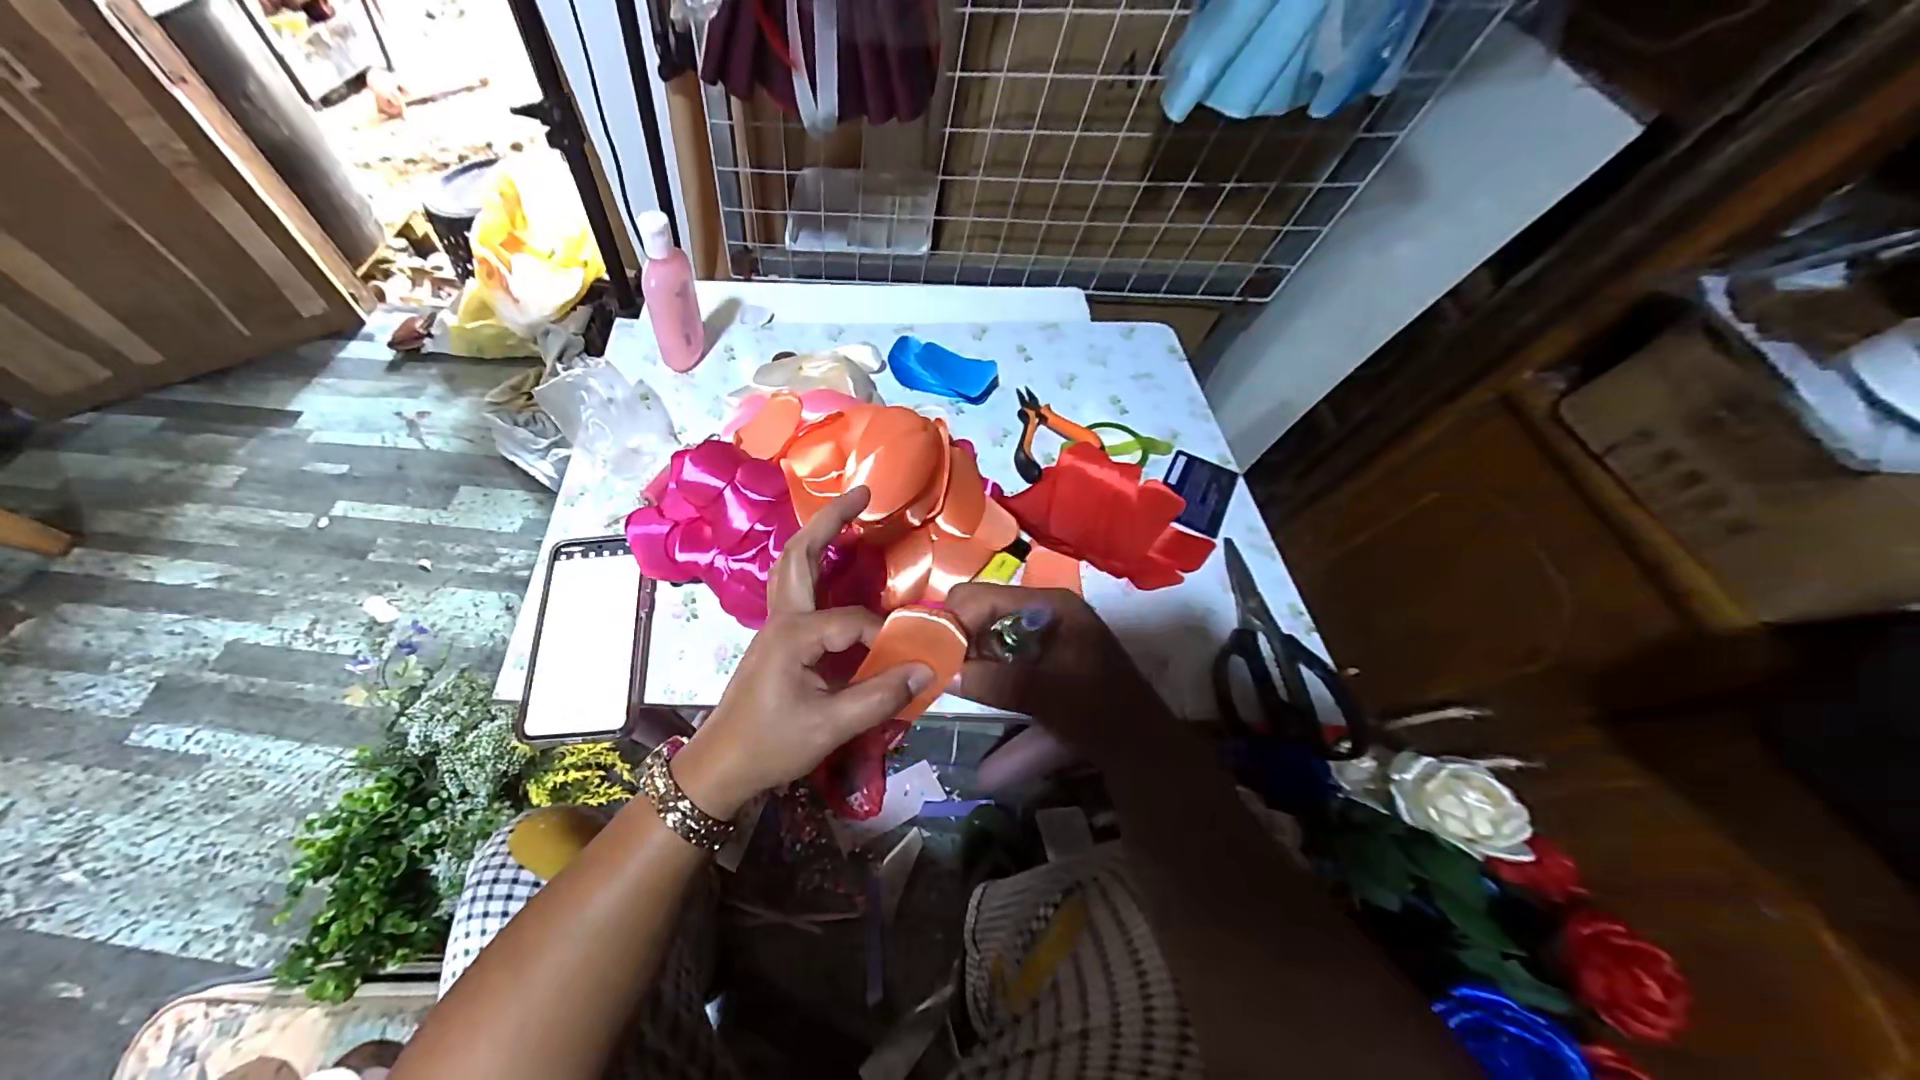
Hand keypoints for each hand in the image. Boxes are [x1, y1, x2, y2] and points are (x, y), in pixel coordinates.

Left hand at [671, 488, 933, 817]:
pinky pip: (796, 588)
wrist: (720, 766)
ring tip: (846, 518)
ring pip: (792, 566)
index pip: (854, 622)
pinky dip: (813, 565)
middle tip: (861, 494)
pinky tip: (831, 567)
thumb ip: (880, 696)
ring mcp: (775, 625)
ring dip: (817, 537)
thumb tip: (926, 668)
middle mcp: (781, 618)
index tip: (908, 662)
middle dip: (830, 520)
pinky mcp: (777, 638)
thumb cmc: (770, 745)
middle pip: (801, 556)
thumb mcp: (830, 726)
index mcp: (794, 635)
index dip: (885, 639)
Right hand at [942, 582, 1173, 757]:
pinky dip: (982, 669)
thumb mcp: (1049, 697)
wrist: (1144, 749)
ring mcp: (1040, 634)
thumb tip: (942, 674)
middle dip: (956, 641)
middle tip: (938, 675)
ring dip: (967, 658)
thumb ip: (996, 682)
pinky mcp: (1039, 658)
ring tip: (950, 684)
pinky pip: (997, 654)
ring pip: (985, 635)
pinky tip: (973, 690)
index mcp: (1048, 604)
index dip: (952, 623)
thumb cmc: (1103, 714)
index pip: (979, 596)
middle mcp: (1042, 610)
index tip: (931, 658)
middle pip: (980, 613)